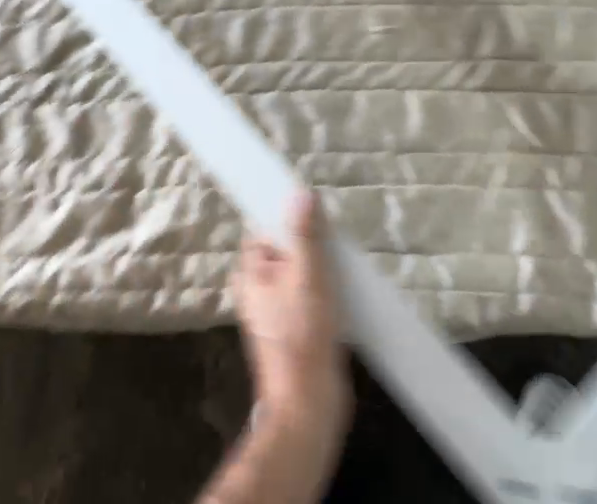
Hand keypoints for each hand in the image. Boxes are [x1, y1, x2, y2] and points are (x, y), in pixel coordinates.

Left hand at [233, 193, 350, 425]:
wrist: (309, 404)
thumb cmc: (303, 336)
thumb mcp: (308, 276)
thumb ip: (305, 234)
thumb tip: (300, 192)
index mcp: (250, 271)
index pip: (263, 226)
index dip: (286, 213)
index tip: (314, 205)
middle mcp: (258, 287)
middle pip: (285, 247)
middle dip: (311, 240)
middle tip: (336, 237)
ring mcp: (277, 309)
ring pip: (301, 271)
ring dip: (322, 265)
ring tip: (344, 262)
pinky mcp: (297, 327)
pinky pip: (311, 293)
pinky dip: (327, 287)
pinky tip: (347, 288)